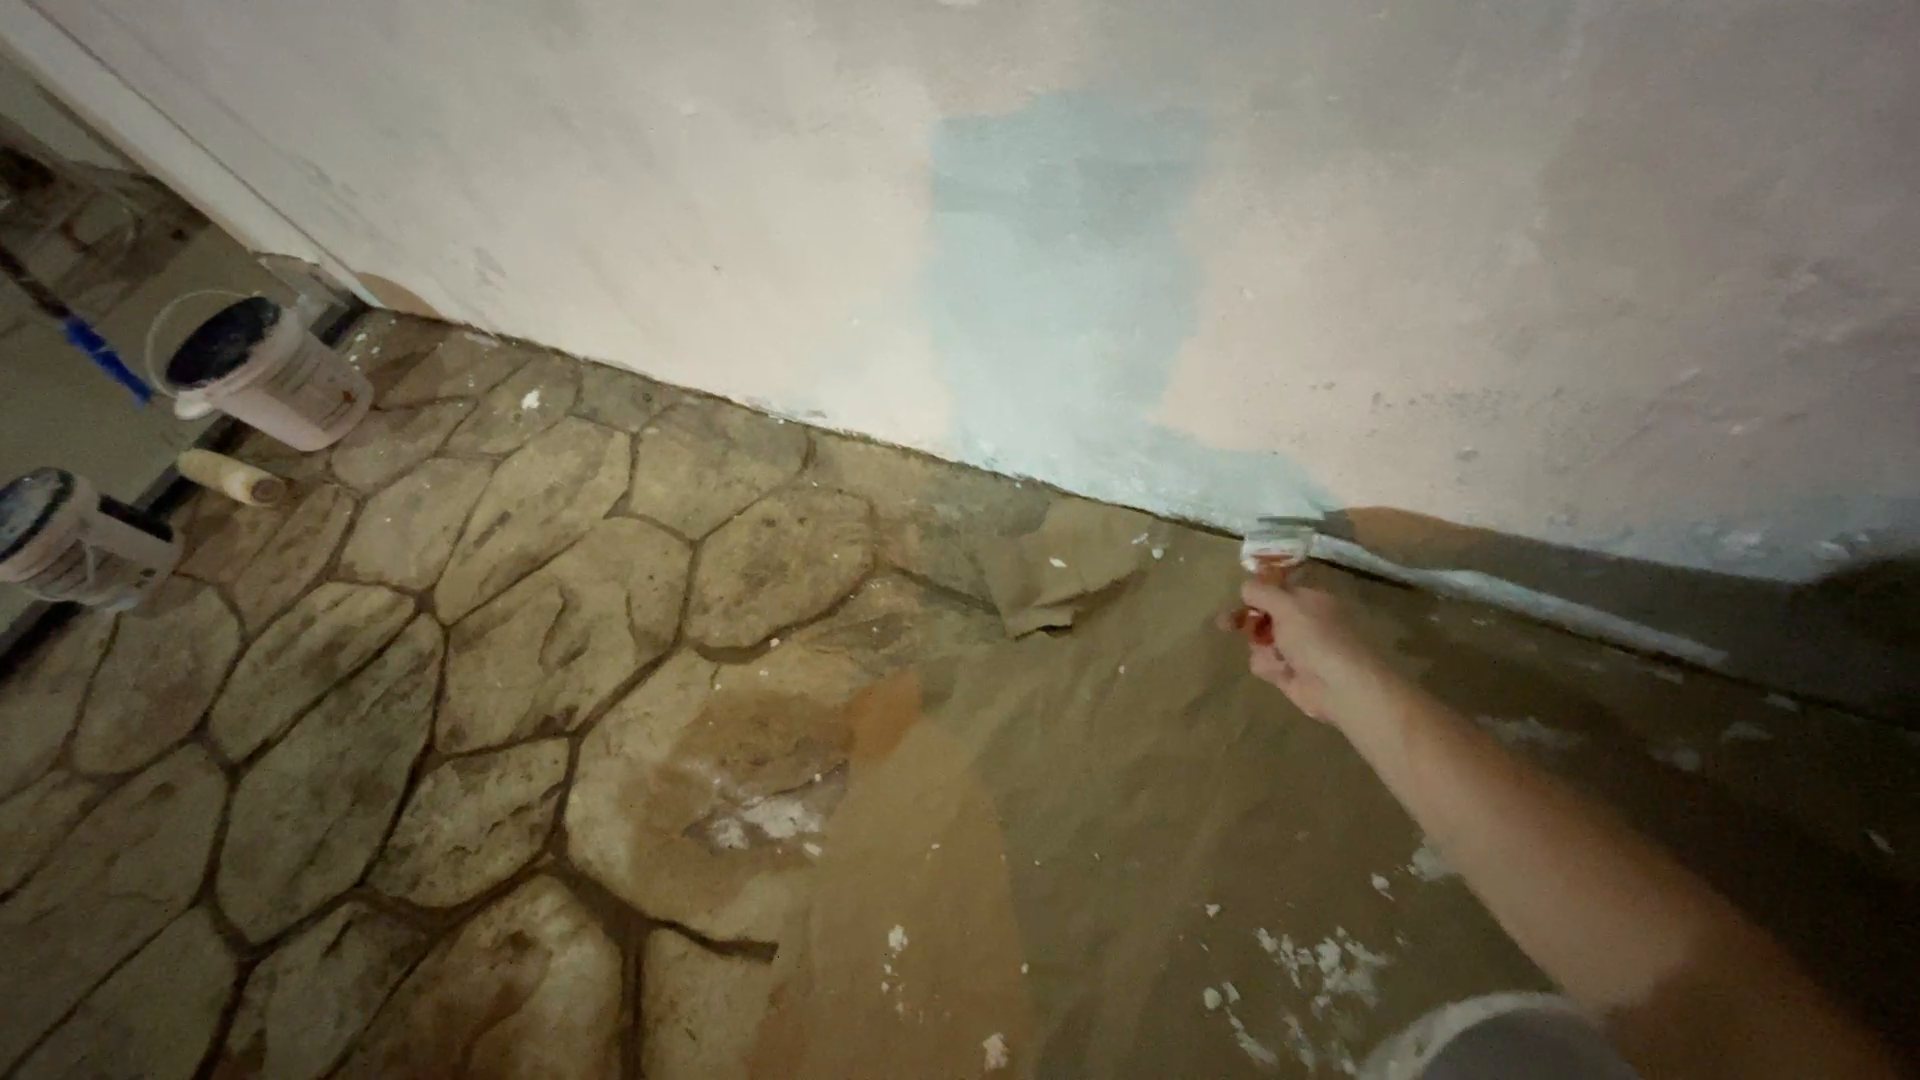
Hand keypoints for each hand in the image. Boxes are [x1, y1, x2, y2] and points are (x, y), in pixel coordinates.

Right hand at [1220, 580, 1375, 722]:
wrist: (1340, 687)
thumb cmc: (1317, 638)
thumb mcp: (1287, 605)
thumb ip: (1261, 591)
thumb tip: (1245, 587)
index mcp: (1310, 600)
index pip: (1276, 590)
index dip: (1255, 593)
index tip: (1238, 598)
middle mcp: (1303, 622)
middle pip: (1264, 615)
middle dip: (1247, 620)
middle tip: (1226, 624)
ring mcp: (1296, 648)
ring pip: (1259, 640)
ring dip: (1261, 647)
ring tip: (1276, 656)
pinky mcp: (1288, 673)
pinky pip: (1264, 663)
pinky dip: (1269, 666)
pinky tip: (1282, 671)